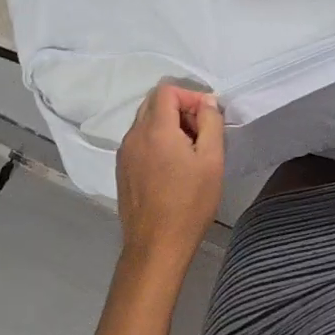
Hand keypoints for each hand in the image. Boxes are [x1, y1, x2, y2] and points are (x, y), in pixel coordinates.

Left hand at [116, 84, 225, 257]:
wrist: (156, 244)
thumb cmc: (189, 203)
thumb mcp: (212, 160)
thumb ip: (211, 123)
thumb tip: (206, 102)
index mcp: (155, 129)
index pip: (167, 90)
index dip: (190, 96)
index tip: (208, 118)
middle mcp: (133, 135)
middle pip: (154, 103)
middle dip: (180, 110)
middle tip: (201, 135)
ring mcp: (124, 153)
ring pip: (146, 123)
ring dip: (169, 127)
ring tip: (189, 154)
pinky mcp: (122, 169)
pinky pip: (140, 142)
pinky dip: (157, 142)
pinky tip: (172, 169)